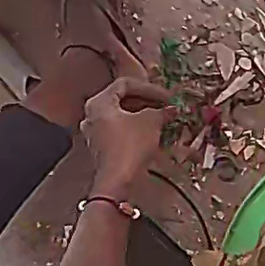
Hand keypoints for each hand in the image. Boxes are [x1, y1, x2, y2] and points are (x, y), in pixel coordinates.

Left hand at [81, 77, 171, 196]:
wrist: (118, 181)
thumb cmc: (131, 145)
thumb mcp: (151, 122)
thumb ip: (161, 110)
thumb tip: (172, 109)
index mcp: (99, 102)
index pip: (125, 84)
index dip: (150, 88)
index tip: (167, 96)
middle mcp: (92, 115)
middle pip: (122, 100)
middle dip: (147, 101)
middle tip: (166, 105)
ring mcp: (95, 132)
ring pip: (122, 116)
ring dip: (143, 115)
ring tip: (163, 118)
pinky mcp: (102, 147)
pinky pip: (120, 130)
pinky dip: (136, 128)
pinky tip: (152, 132)